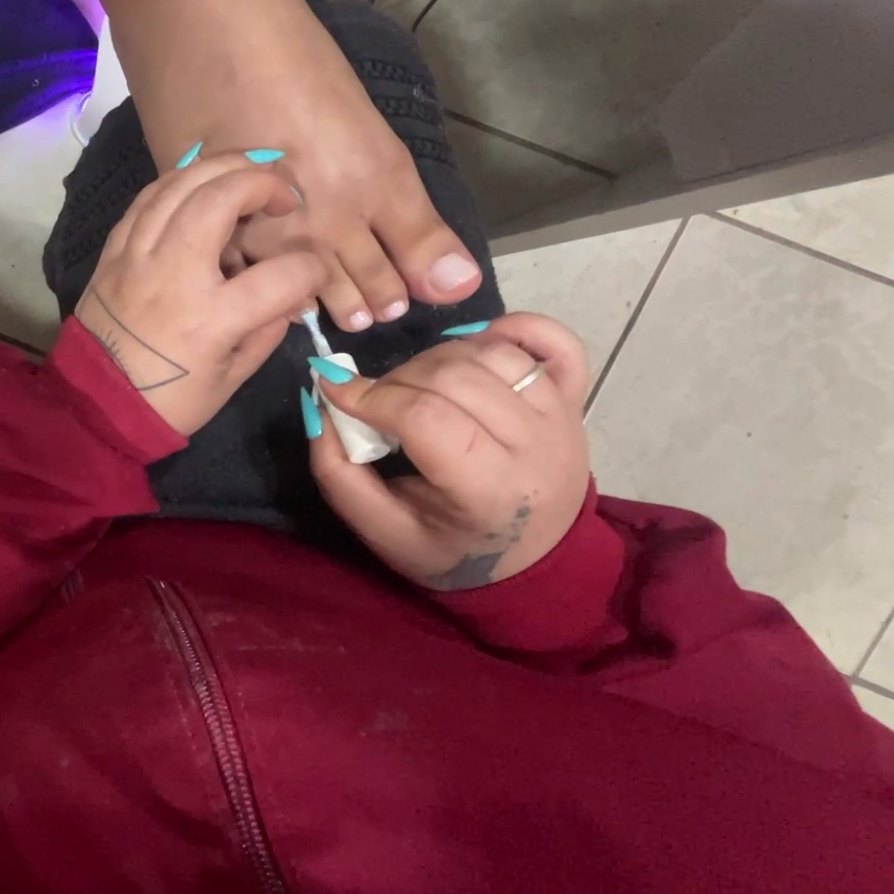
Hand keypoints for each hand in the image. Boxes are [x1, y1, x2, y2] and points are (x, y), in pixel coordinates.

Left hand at [76, 152, 328, 436]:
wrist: (96, 406)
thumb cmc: (169, 400)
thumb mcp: (232, 377)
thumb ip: (270, 327)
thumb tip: (293, 292)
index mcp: (210, 319)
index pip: (283, 273)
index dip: (311, 268)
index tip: (312, 270)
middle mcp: (172, 276)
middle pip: (221, 197)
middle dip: (261, 181)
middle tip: (281, 192)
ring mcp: (136, 259)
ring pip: (177, 185)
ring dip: (217, 169)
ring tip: (243, 175)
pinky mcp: (111, 256)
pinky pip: (144, 202)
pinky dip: (174, 186)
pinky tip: (195, 189)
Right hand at [201, 13, 481, 331]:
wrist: (221, 48)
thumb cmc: (305, 75)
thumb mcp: (379, 143)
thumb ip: (416, 224)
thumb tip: (457, 288)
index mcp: (372, 196)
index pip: (397, 277)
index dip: (398, 292)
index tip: (397, 303)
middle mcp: (320, 228)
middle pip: (348, 292)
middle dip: (362, 307)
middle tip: (365, 318)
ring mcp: (266, 236)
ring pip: (297, 293)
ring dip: (315, 302)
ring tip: (322, 309)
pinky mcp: (218, 234)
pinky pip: (247, 282)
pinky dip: (260, 286)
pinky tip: (264, 287)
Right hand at [307, 314, 591, 589]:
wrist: (530, 564)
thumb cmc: (445, 549)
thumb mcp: (377, 528)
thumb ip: (337, 471)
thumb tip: (319, 404)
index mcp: (489, 490)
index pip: (426, 417)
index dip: (372, 397)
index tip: (334, 390)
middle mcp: (538, 447)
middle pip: (456, 377)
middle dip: (396, 379)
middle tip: (374, 402)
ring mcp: (562, 417)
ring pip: (491, 353)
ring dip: (436, 356)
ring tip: (414, 384)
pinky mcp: (574, 399)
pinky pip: (551, 339)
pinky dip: (508, 328)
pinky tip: (471, 343)